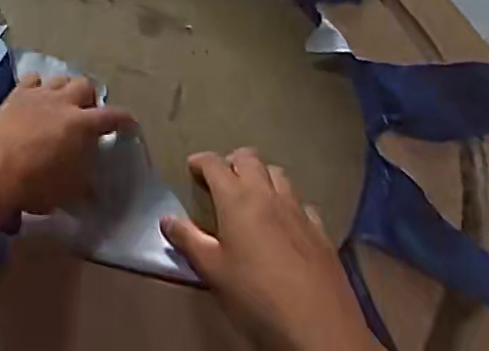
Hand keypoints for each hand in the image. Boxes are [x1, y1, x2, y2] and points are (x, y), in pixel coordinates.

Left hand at [0, 74, 133, 216]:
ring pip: (60, 79)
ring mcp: (38, 94)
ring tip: (63, 104)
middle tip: (88, 115)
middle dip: (90, 98)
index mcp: (81, 124)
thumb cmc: (36, 184)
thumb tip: (94, 188)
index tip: (130, 124)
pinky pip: (33, 80)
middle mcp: (63, 102)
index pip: (111, 116)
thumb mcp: (68, 191)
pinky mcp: (17, 93)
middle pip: (84, 85)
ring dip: (66, 89)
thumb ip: (85, 184)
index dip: (124, 119)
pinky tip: (37, 98)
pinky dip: (39, 87)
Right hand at [161, 148, 381, 350]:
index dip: (200, 161)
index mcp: (236, 197)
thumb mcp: (213, 271)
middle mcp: (267, 194)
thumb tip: (166, 218)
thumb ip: (188, 240)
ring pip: (278, 174)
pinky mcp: (322, 232)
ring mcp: (298, 211)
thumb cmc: (257, 296)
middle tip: (222, 180)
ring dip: (262, 176)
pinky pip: (303, 203)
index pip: (214, 163)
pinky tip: (287, 222)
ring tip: (253, 195)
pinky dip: (289, 203)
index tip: (192, 169)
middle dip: (232, 161)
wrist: (320, 330)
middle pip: (249, 158)